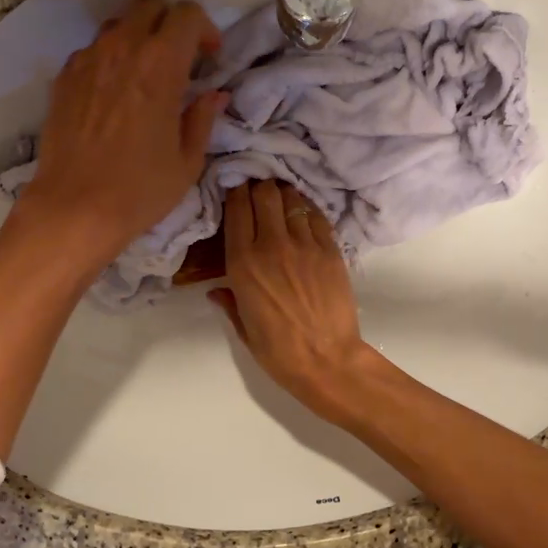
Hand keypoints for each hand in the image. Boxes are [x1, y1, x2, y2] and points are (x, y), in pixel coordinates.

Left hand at [18, 0, 229, 263]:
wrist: (76, 208)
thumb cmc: (140, 191)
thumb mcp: (187, 162)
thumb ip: (202, 120)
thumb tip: (213, 96)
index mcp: (161, 65)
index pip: (187, 16)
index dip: (204, 29)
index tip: (209, 56)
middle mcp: (123, 49)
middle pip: (149, 6)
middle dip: (170, 23)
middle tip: (180, 57)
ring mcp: (88, 60)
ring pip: (118, 25)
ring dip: (138, 39)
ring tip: (145, 75)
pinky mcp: (65, 78)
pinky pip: (93, 52)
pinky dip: (110, 61)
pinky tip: (115, 95)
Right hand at [210, 181, 380, 423]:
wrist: (327, 361)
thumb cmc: (279, 353)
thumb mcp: (245, 331)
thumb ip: (230, 304)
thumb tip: (217, 291)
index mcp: (242, 264)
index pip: (236, 208)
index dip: (234, 193)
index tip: (234, 191)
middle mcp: (271, 245)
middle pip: (264, 193)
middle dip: (259, 187)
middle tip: (259, 191)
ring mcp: (304, 244)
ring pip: (291, 198)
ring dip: (283, 194)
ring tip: (281, 198)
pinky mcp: (330, 250)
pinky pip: (315, 216)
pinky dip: (306, 209)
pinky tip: (303, 214)